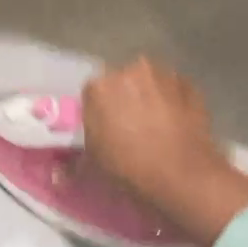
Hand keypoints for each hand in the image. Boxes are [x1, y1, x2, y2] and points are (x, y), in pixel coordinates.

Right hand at [83, 58, 247, 246]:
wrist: (180, 175)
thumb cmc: (128, 168)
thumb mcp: (94, 169)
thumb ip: (74, 165)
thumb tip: (56, 176)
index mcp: (100, 87)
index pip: (92, 94)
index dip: (98, 113)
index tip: (104, 132)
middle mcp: (132, 70)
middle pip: (123, 82)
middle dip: (125, 101)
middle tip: (129, 131)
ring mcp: (165, 74)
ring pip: (151, 84)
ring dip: (151, 99)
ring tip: (155, 130)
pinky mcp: (191, 85)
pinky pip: (175, 92)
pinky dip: (174, 104)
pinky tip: (175, 128)